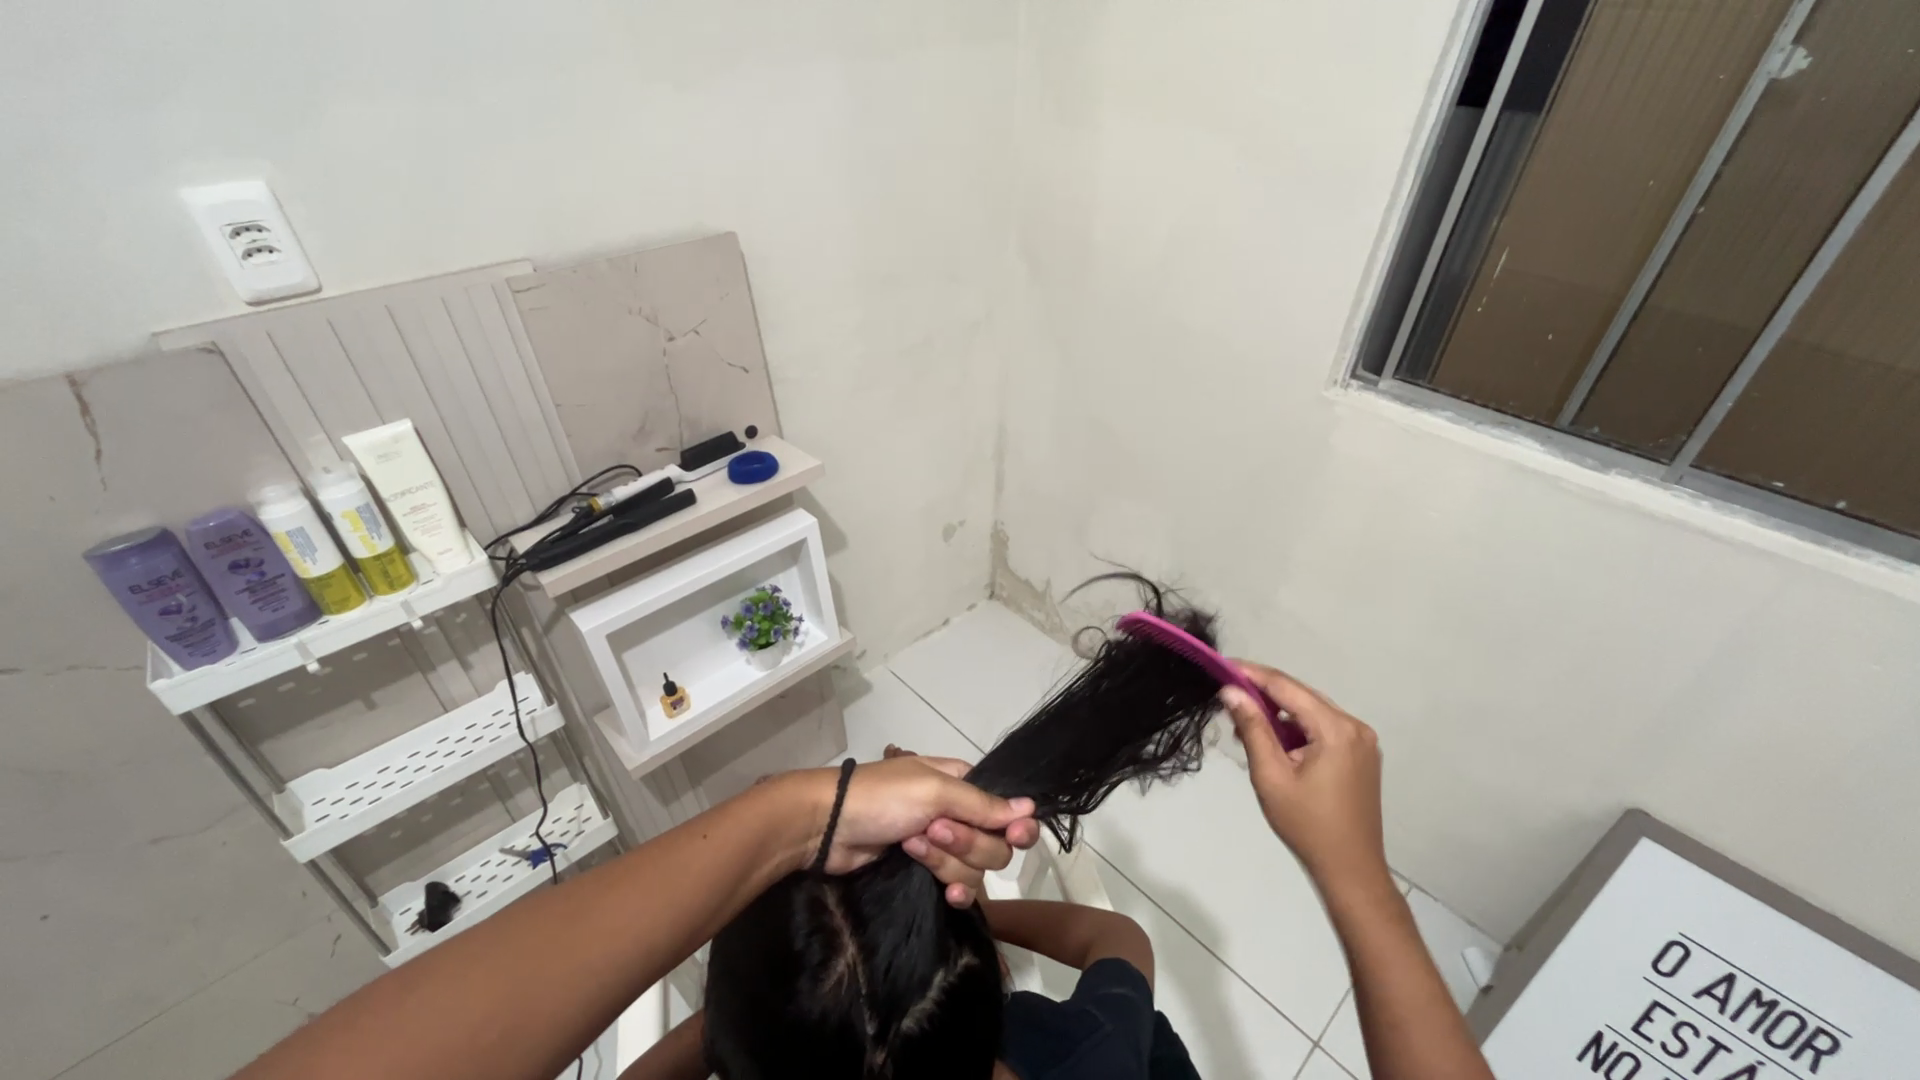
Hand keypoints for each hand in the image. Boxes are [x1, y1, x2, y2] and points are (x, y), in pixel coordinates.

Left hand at [801, 751, 1038, 906]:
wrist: (828, 826)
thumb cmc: (882, 797)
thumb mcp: (934, 791)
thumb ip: (983, 804)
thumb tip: (1031, 808)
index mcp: (963, 783)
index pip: (1008, 808)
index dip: (1015, 825)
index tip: (1014, 836)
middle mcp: (959, 813)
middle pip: (995, 843)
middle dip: (967, 843)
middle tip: (932, 831)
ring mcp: (942, 845)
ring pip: (975, 868)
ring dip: (947, 862)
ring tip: (912, 847)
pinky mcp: (926, 872)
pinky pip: (958, 887)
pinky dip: (954, 889)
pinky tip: (945, 892)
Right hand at [1219, 662, 1393, 899]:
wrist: (1350, 869)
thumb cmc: (1306, 825)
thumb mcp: (1270, 776)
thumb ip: (1252, 729)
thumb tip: (1231, 692)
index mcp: (1336, 729)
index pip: (1287, 688)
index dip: (1253, 674)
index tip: (1222, 666)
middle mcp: (1355, 726)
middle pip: (1301, 696)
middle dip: (1264, 694)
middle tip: (1227, 699)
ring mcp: (1362, 741)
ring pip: (1311, 711)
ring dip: (1278, 713)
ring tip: (1244, 725)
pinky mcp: (1361, 755)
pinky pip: (1323, 728)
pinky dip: (1296, 729)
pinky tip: (1273, 741)